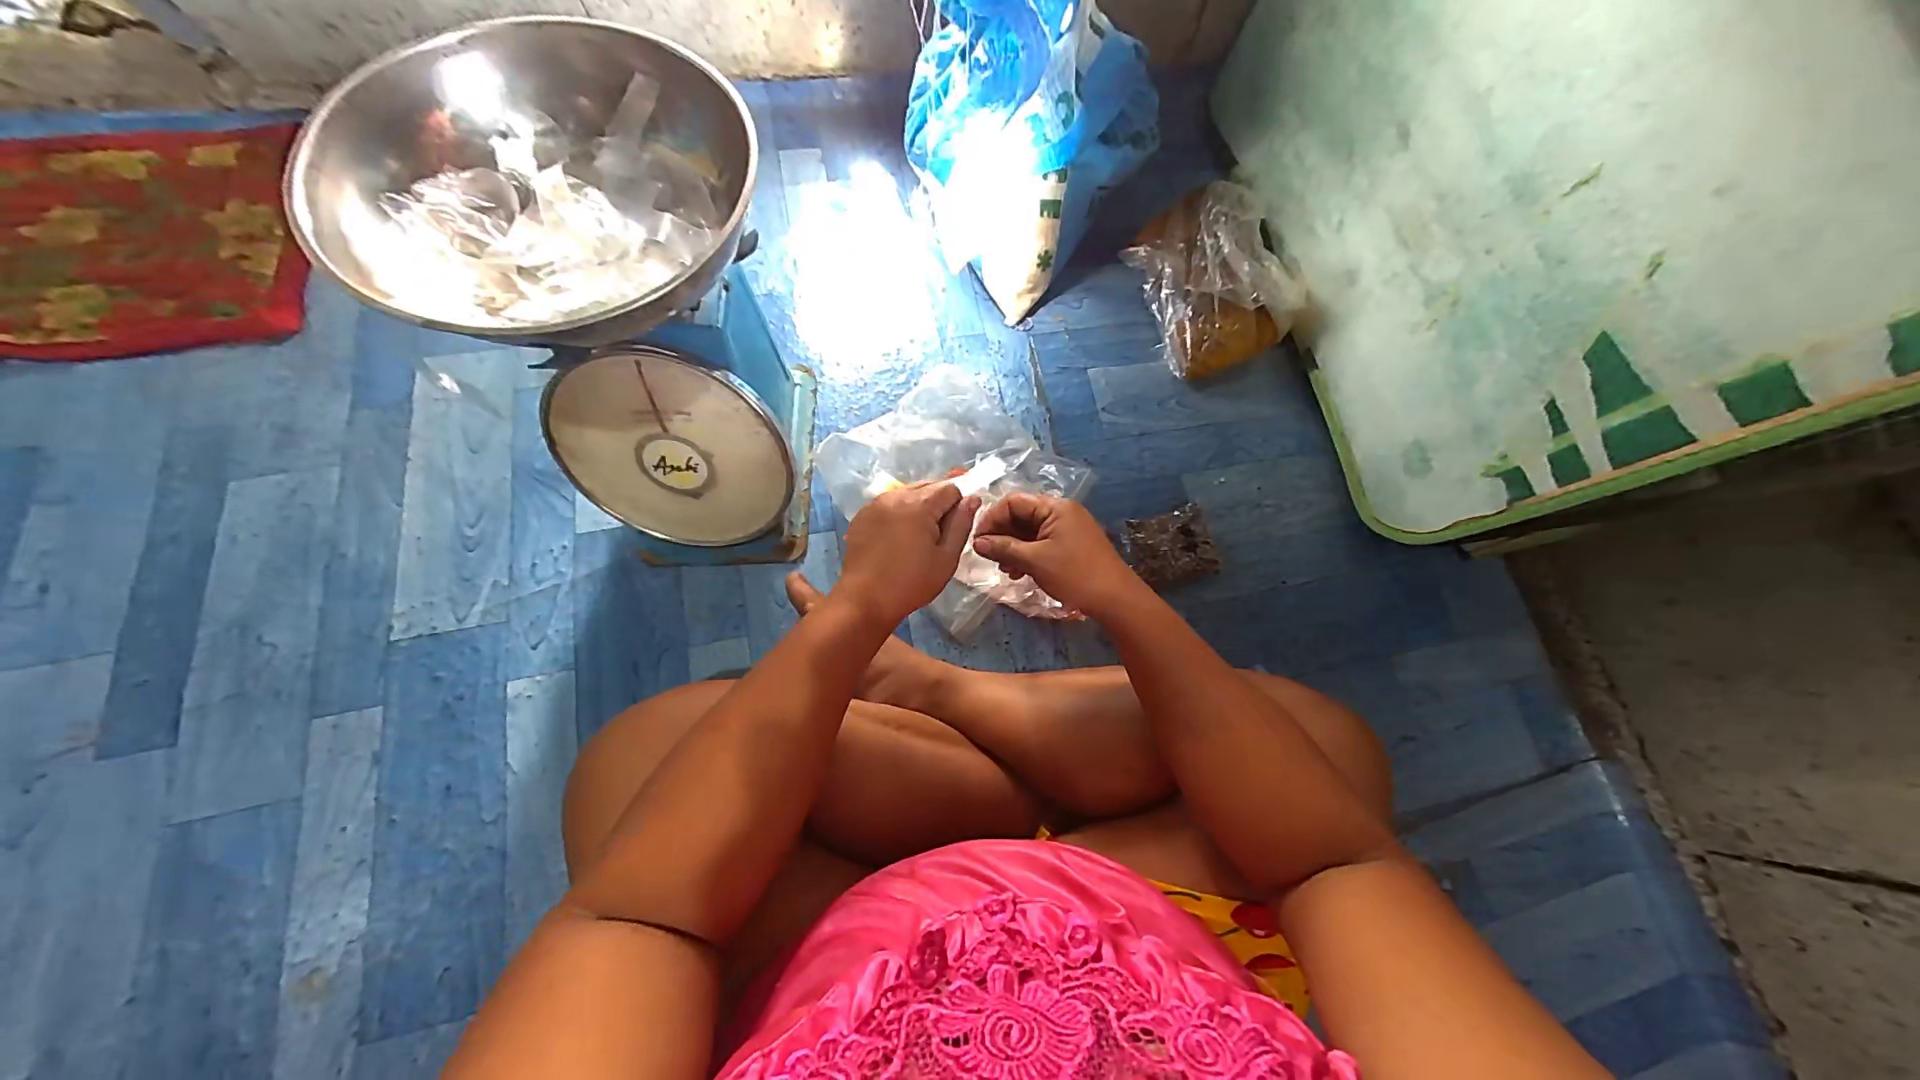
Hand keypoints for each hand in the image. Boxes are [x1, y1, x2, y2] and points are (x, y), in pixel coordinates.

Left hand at [834, 481, 979, 626]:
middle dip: (938, 503)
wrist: (864, 599)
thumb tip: (972, 499)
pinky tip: (895, 538)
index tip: (954, 528)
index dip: (958, 505)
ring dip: (917, 506)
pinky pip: (888, 504)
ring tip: (916, 537)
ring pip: (906, 493)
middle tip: (938, 534)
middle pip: (927, 486)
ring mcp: (875, 504)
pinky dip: (898, 513)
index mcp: (919, 504)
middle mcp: (896, 495)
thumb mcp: (946, 558)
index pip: (950, 488)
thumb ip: (961, 524)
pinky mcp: (861, 516)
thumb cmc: (911, 582)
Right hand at [971, 493, 1145, 618]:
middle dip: (1002, 535)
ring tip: (1004, 569)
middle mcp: (1061, 512)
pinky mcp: (1070, 545)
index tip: (978, 540)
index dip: (992, 519)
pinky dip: (1026, 554)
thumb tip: (978, 542)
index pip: (1013, 502)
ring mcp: (1067, 529)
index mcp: (1055, 507)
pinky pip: (1041, 543)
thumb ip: (1004, 548)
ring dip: (1012, 548)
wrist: (1115, 599)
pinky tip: (1019, 572)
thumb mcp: (1035, 561)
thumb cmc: (1075, 574)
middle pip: (1021, 515)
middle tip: (989, 557)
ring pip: (1029, 531)